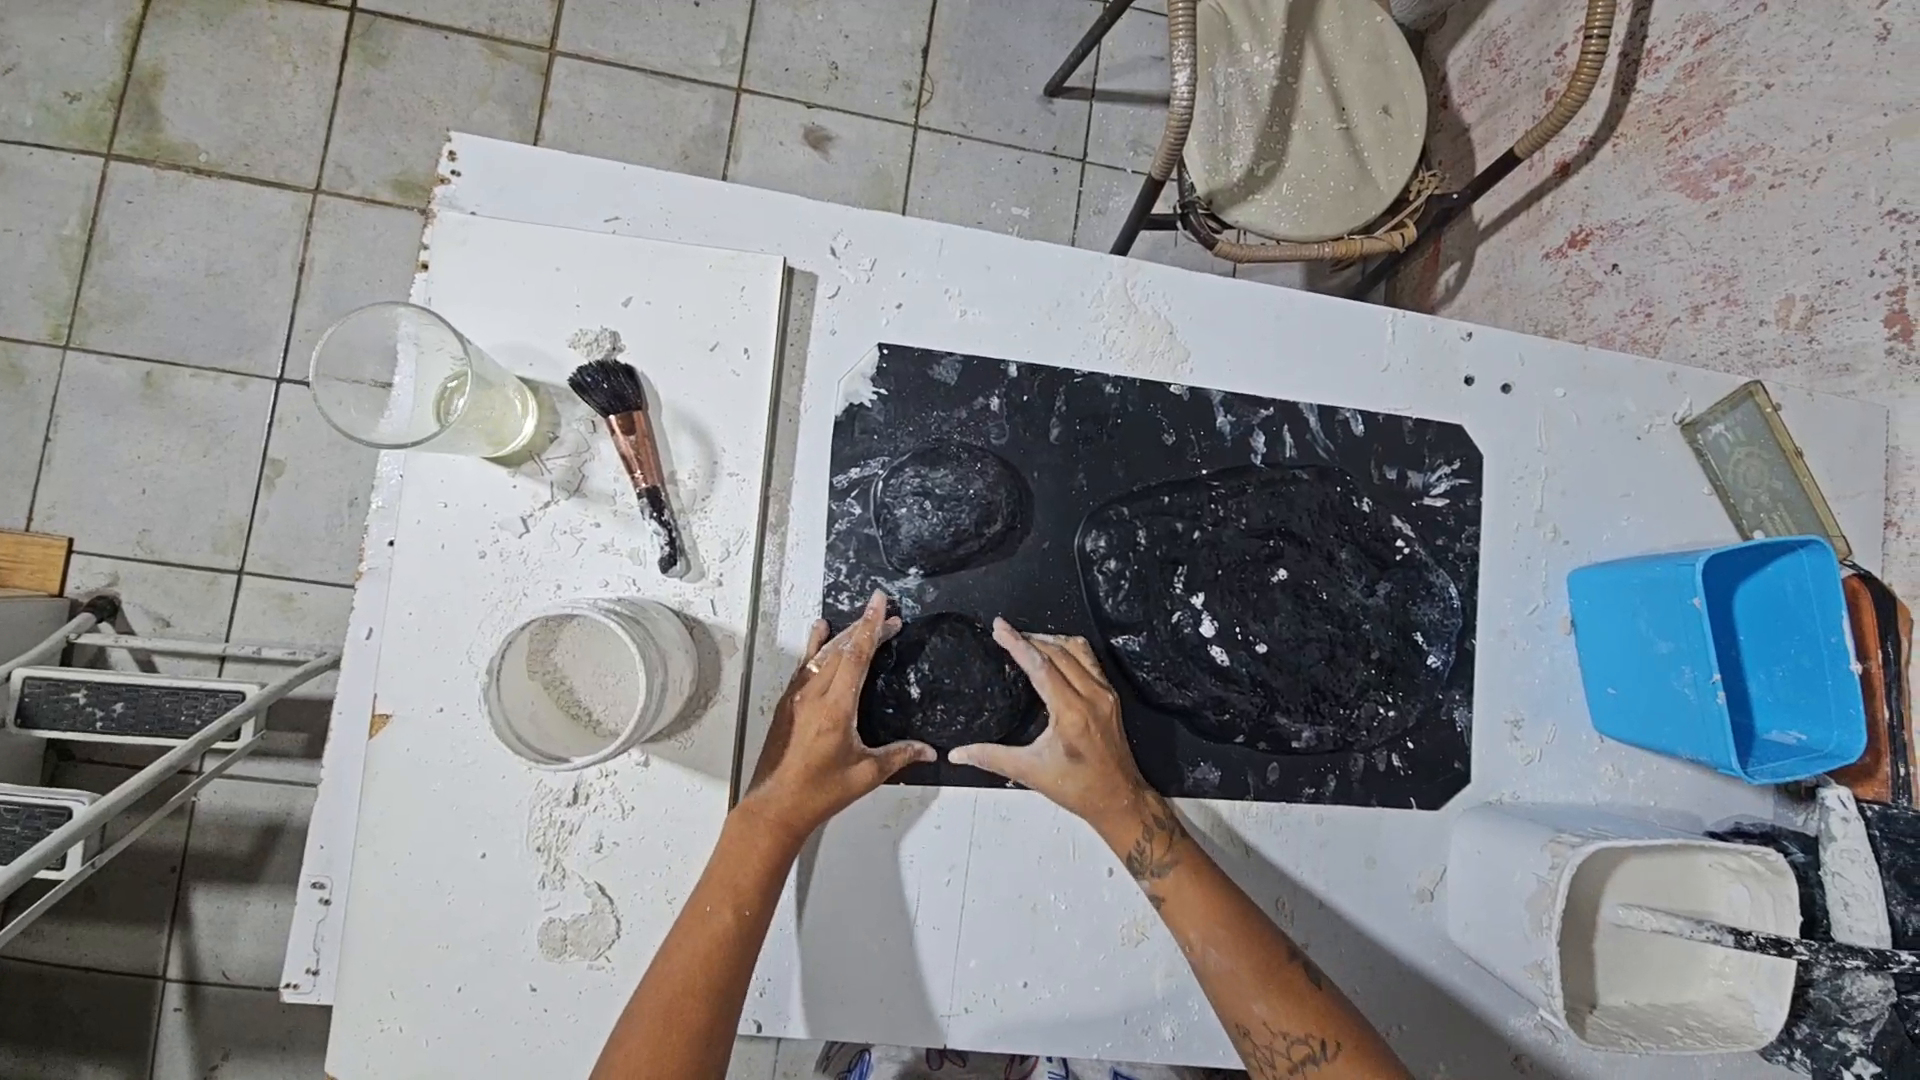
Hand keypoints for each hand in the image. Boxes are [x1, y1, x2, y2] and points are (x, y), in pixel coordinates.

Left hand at [738, 590, 934, 841]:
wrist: (775, 807)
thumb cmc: (818, 793)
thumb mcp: (866, 775)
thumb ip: (899, 756)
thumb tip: (929, 750)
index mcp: (836, 709)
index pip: (857, 656)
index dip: (871, 626)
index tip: (880, 603)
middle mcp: (814, 696)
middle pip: (842, 649)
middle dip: (866, 628)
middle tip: (887, 615)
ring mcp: (797, 698)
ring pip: (823, 654)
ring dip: (845, 634)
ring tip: (863, 620)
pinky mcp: (787, 704)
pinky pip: (804, 666)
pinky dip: (815, 645)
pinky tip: (820, 632)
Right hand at [950, 619, 1153, 831]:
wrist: (1119, 799)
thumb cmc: (1079, 788)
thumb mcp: (1030, 772)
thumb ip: (991, 757)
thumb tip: (958, 754)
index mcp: (1072, 713)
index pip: (1041, 666)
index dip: (1017, 644)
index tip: (999, 628)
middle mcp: (1092, 697)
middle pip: (1057, 652)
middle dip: (1028, 637)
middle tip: (1004, 630)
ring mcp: (1104, 694)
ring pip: (1076, 649)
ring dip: (1049, 639)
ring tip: (1026, 638)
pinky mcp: (1110, 696)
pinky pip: (1089, 659)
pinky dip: (1068, 648)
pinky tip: (1053, 651)